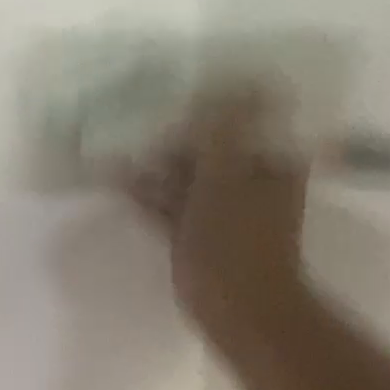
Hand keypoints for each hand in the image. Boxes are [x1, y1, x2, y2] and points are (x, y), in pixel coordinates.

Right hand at [119, 87, 313, 336]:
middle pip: (212, 144)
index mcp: (270, 158)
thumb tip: (230, 77)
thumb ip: (223, 130)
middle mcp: (252, 177)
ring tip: (120, 156)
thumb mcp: (227, 177)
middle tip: (137, 127)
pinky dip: (153, 195)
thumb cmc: (235, 244)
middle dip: (176, 137)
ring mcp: (225, 208)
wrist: (238, 311)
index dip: (209, 103)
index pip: (242, 114)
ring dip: (158, 167)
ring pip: (189, 175)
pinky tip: (124, 184)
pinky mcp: (201, 234)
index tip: (175, 98)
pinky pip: (175, 205)